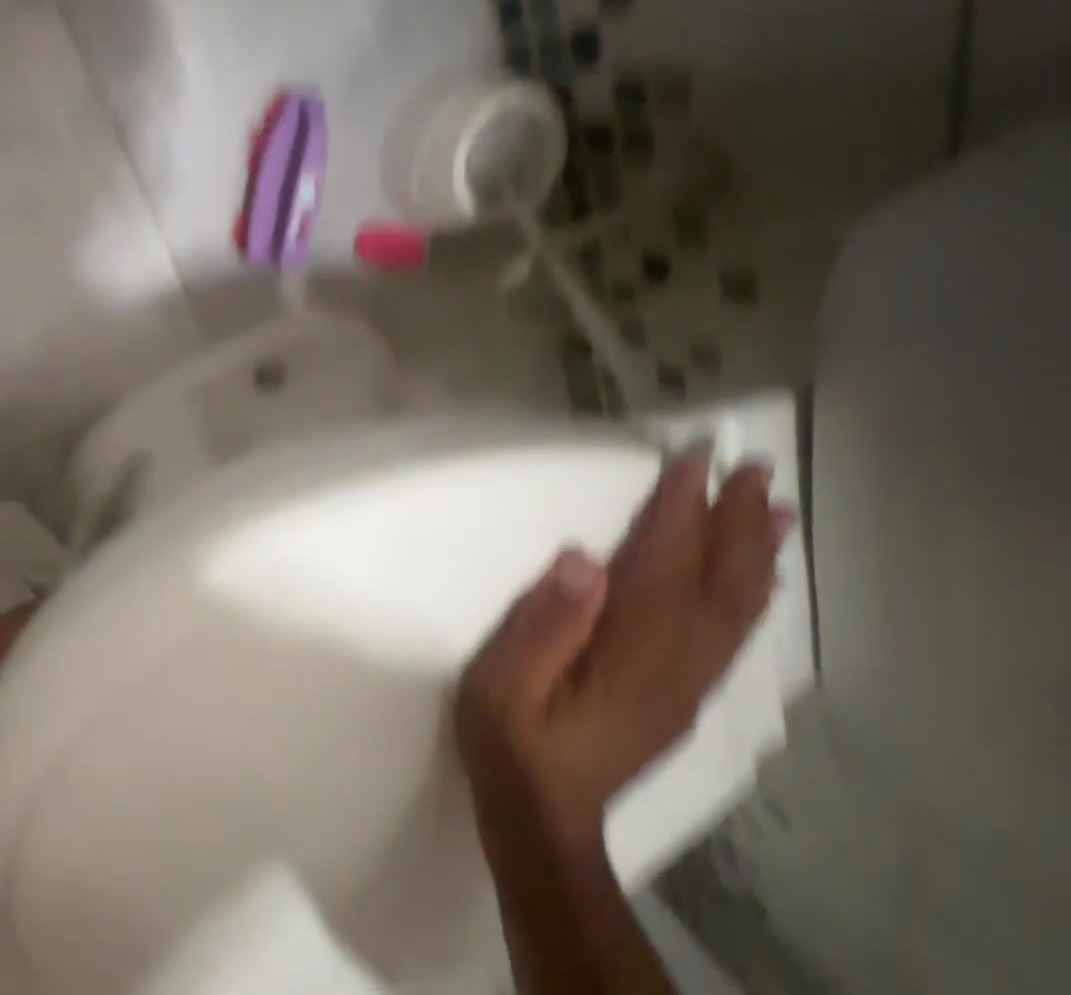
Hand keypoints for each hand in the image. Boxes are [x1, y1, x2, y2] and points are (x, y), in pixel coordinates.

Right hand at [454, 447, 795, 848]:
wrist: (543, 819)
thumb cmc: (511, 746)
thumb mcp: (502, 686)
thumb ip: (544, 626)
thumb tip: (585, 561)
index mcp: (632, 656)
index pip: (664, 566)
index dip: (681, 510)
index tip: (694, 459)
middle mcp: (676, 666)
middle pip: (718, 583)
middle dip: (736, 522)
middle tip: (753, 468)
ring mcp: (686, 685)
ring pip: (735, 609)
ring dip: (755, 554)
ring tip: (776, 510)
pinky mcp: (681, 697)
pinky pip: (729, 634)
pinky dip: (750, 597)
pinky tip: (757, 581)